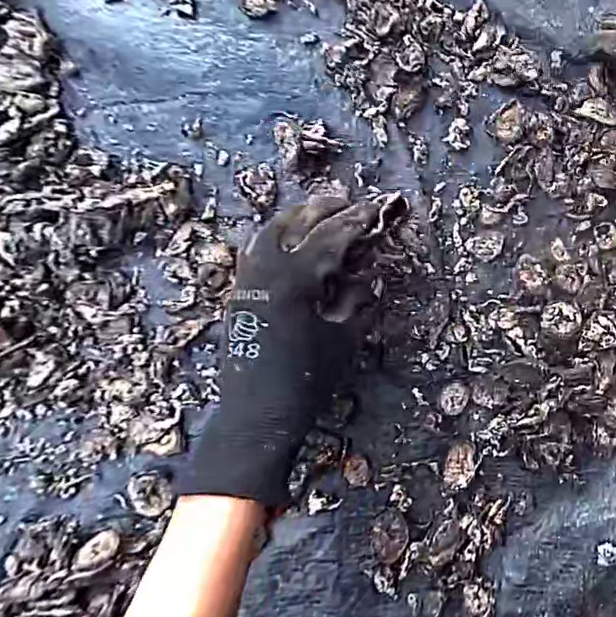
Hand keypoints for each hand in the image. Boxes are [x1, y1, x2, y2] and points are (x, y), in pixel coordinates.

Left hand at [178, 196, 380, 507]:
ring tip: (320, 212)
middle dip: (325, 208)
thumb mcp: (344, 339)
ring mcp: (247, 278)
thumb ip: (356, 300)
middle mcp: (266, 270)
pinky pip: (257, 247)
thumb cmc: (307, 379)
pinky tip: (290, 239)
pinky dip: (278, 234)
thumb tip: (364, 275)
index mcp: (294, 279)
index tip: (376, 209)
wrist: (256, 414)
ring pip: (270, 230)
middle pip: (296, 222)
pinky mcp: (239, 291)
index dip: (357, 221)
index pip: (331, 236)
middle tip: (349, 203)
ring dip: (298, 216)